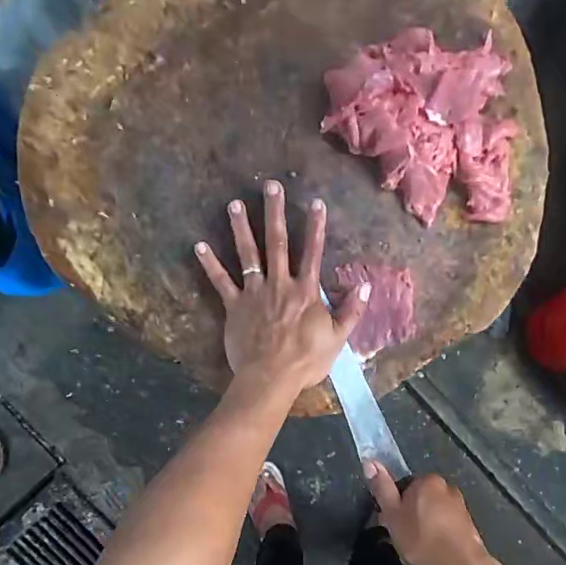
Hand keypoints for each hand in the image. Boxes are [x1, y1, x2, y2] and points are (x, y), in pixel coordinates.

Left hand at [196, 181, 368, 401]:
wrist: (271, 378)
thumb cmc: (307, 360)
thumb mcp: (338, 338)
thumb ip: (351, 310)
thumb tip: (366, 286)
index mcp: (306, 291)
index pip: (313, 252)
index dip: (316, 227)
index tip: (316, 202)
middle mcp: (280, 285)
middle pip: (277, 243)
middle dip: (274, 213)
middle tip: (270, 186)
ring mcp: (255, 294)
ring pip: (247, 255)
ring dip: (241, 228)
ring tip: (234, 204)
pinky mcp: (234, 307)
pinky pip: (221, 282)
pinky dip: (210, 264)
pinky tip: (200, 245)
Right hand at [364, 466, 496, 564]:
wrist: (461, 564)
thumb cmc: (422, 539)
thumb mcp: (393, 515)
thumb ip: (382, 489)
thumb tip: (369, 461)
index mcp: (428, 480)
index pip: (402, 487)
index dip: (393, 507)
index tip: (390, 525)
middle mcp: (446, 486)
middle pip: (418, 499)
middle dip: (409, 516)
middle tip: (402, 538)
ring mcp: (459, 504)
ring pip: (432, 512)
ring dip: (423, 526)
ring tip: (418, 548)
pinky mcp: (468, 522)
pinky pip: (445, 524)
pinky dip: (437, 533)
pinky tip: (433, 550)